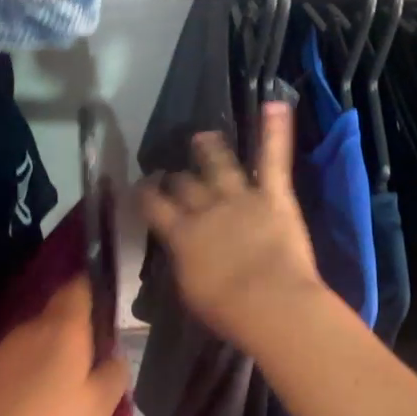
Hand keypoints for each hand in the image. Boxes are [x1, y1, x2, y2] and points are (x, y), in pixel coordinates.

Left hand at [0, 279, 128, 415]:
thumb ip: (112, 377)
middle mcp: (23, 335)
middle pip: (55, 323)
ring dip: (51, 373)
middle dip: (76, 343)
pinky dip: (28, 396)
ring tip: (68, 414)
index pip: (78, 288)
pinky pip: (13, 382)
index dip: (95, 292)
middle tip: (97, 378)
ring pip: (33, 355)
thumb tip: (112, 356)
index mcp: (60, 331)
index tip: (109, 311)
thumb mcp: (99, 413)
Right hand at [140, 101, 326, 347]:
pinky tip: (276, 103)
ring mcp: (240, 197)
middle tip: (172, 173)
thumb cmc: (228, 311)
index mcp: (181, 236)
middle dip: (177, 178)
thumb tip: (183, 258)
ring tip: (205, 138)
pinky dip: (275, 129)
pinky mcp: (274, 195)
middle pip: (186, 185)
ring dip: (212, 150)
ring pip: (221, 165)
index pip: (154, 208)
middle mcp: (205, 209)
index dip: (145, 195)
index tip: (140, 188)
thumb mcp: (191, 293)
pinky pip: (273, 157)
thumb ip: (185, 266)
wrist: (269, 302)